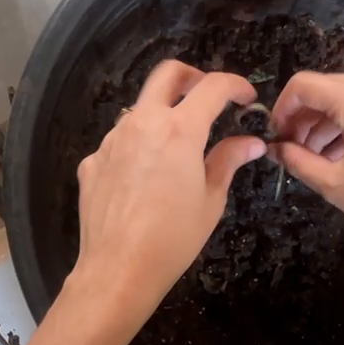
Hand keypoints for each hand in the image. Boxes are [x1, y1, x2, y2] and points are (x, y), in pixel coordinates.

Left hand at [70, 60, 263, 316]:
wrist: (118, 269)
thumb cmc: (173, 238)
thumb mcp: (210, 201)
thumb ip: (228, 161)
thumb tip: (251, 142)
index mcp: (179, 130)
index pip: (213, 87)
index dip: (235, 85)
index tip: (246, 97)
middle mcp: (141, 123)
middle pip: (167, 75)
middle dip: (193, 77)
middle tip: (209, 98)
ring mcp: (111, 141)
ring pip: (139, 110)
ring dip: (161, 117)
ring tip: (176, 150)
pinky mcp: (92, 162)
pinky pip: (118, 144)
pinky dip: (137, 149)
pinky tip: (143, 181)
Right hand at [269, 72, 343, 265]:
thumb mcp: (334, 185)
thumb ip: (298, 161)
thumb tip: (275, 150)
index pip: (305, 86)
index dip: (282, 108)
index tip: (276, 136)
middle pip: (328, 88)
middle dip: (305, 117)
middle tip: (293, 149)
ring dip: (327, 122)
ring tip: (317, 158)